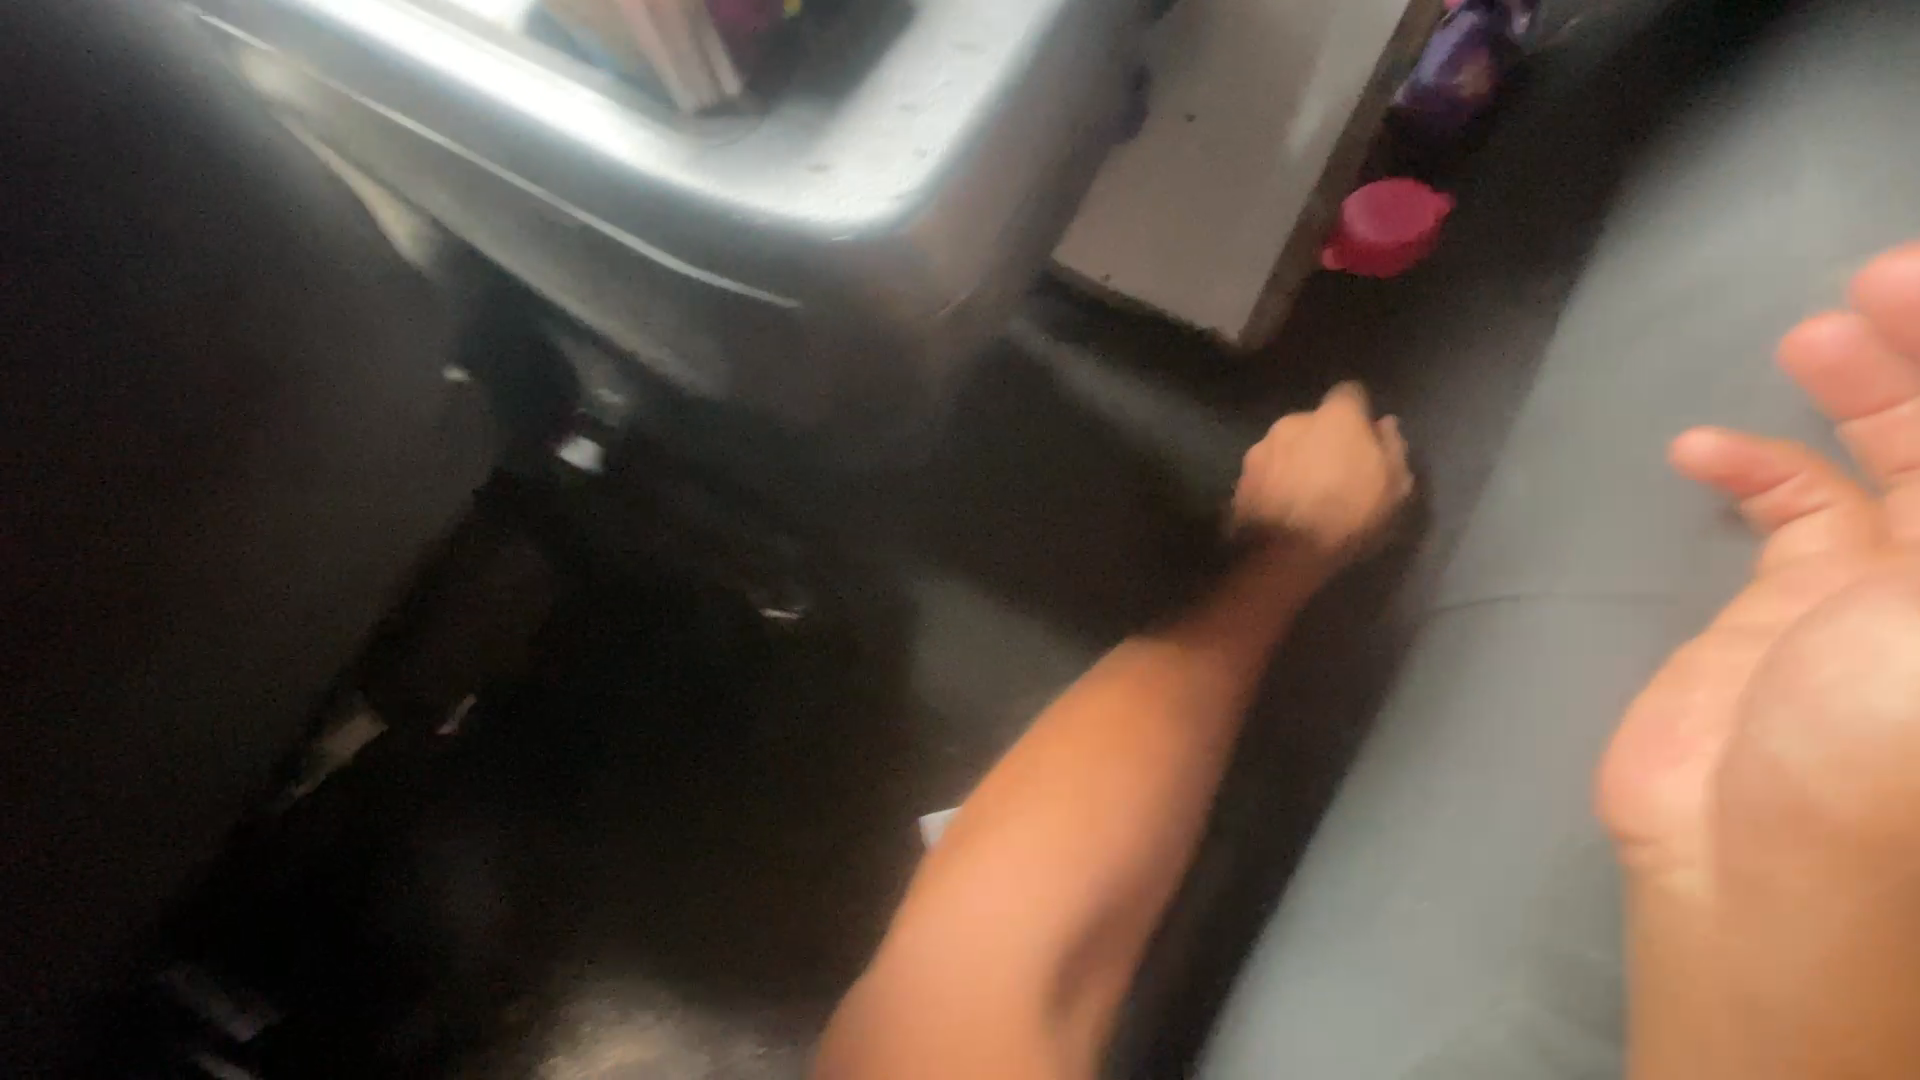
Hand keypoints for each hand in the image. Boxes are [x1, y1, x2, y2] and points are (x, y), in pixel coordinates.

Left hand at [1231, 382, 1413, 568]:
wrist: (1284, 554)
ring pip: (1283, 447)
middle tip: (1333, 472)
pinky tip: (1282, 507)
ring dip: (1293, 461)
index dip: (1357, 413)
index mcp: (1333, 417)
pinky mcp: (1239, 477)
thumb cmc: (1349, 516)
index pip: (1349, 393)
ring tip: (1304, 495)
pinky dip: (1273, 482)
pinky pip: (1264, 472)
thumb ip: (1391, 447)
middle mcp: (1290, 422)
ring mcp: (1259, 449)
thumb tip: (1384, 424)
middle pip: (1311, 422)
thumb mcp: (1393, 487)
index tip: (1363, 435)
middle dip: (1321, 440)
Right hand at [1599, 247, 1919, 886]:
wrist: (1762, 860)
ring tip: (1811, 334)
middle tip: (1878, 281)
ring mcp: (1889, 591)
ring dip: (1861, 392)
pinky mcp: (1785, 609)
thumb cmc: (1892, 746)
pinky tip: (1704, 451)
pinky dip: (1749, 472)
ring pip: (1895, 461)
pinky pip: (1783, 514)